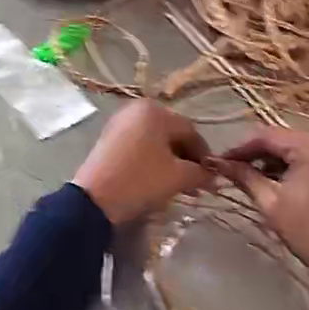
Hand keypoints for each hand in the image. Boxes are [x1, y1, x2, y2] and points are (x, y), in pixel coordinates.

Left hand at [71, 101, 214, 224]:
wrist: (94, 200)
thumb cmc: (140, 180)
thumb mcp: (177, 177)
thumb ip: (200, 172)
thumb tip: (213, 176)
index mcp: (155, 111)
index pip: (190, 131)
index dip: (204, 155)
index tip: (212, 176)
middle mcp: (137, 109)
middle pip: (172, 134)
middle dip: (187, 160)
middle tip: (196, 183)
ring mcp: (120, 123)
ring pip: (156, 141)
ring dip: (171, 162)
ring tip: (180, 186)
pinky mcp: (109, 139)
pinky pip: (139, 146)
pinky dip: (152, 160)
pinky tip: (158, 180)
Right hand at [216, 129, 308, 309]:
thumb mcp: (272, 204)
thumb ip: (245, 177)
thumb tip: (220, 164)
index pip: (265, 135)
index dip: (238, 148)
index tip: (218, 163)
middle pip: (279, 139)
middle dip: (253, 154)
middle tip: (229, 171)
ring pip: (290, 148)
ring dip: (268, 161)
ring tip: (246, 180)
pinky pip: (304, 158)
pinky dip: (286, 167)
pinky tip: (271, 184)